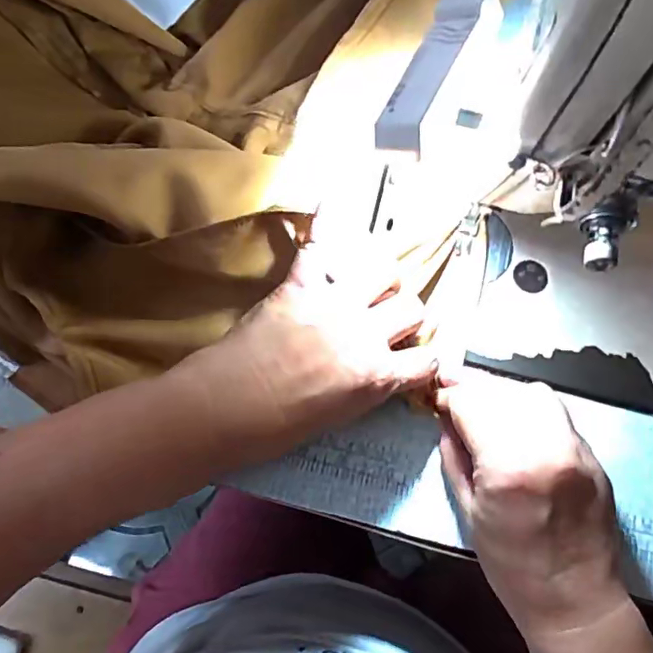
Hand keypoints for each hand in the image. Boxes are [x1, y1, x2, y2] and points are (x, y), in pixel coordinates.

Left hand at [174, 227, 438, 463]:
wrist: (226, 405)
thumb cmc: (275, 427)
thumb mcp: (336, 416)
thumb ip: (364, 386)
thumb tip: (376, 370)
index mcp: (375, 376)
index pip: (426, 360)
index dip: (421, 359)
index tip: (411, 357)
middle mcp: (364, 334)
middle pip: (413, 308)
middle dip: (403, 315)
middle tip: (384, 320)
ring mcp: (333, 305)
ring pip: (384, 271)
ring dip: (379, 279)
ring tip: (361, 286)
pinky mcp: (299, 286)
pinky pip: (320, 250)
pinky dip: (323, 238)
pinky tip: (325, 225)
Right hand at [435, 371, 626, 644]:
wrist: (575, 599)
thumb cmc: (513, 567)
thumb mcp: (468, 511)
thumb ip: (455, 458)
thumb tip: (445, 422)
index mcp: (510, 469)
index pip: (471, 405)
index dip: (446, 397)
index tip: (433, 400)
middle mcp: (548, 449)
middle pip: (501, 393)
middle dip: (470, 390)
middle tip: (450, 398)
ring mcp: (576, 450)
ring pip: (533, 394)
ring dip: (501, 393)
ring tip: (481, 406)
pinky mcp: (591, 456)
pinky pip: (556, 413)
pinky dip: (529, 406)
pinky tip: (512, 421)